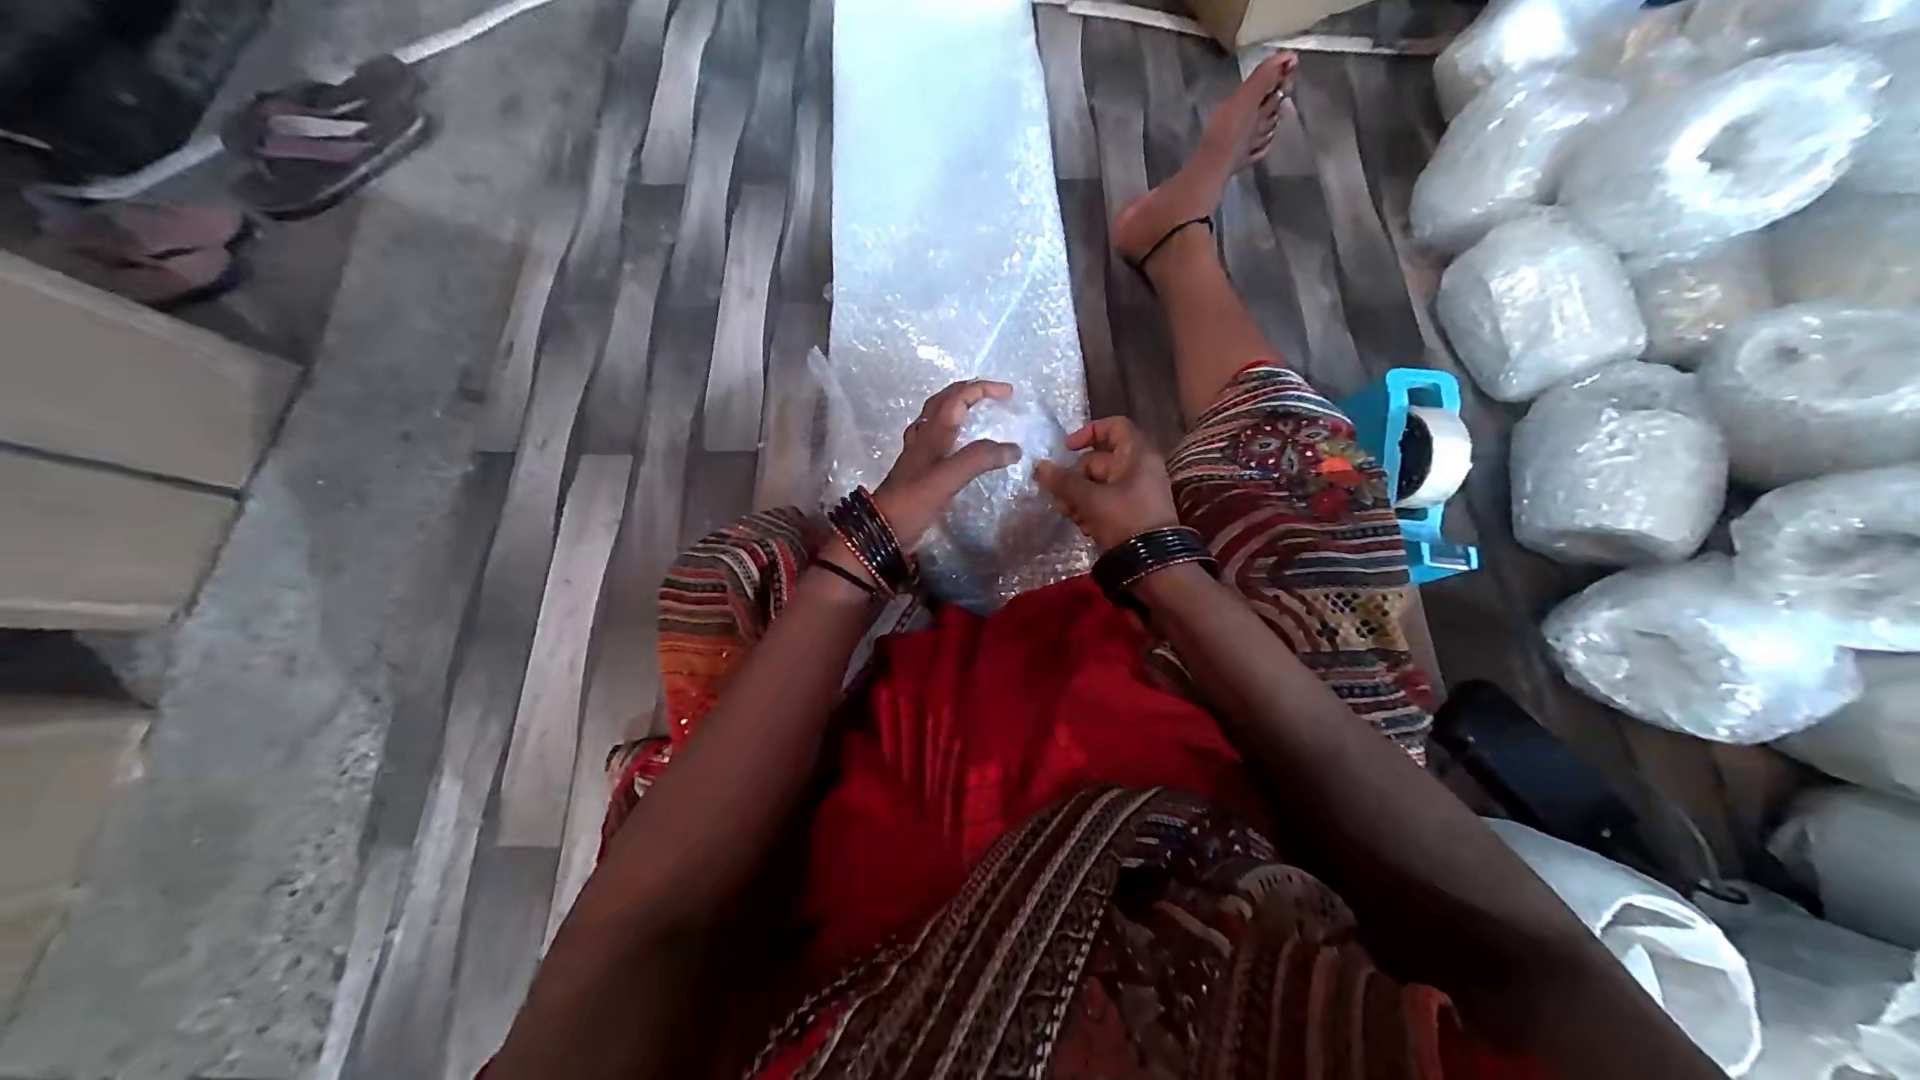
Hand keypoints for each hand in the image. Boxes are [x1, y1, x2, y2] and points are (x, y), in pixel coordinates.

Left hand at [869, 379, 1023, 548]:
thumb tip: (1013, 448)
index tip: (1009, 393)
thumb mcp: (948, 478)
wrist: (882, 529)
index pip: (957, 397)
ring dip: (957, 406)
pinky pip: (935, 439)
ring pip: (936, 418)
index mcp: (931, 434)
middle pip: (944, 401)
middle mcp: (924, 438)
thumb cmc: (913, 501)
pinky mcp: (918, 470)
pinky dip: (950, 431)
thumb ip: (979, 459)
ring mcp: (918, 454)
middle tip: (994, 394)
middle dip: (969, 391)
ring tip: (977, 410)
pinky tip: (956, 443)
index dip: (982, 389)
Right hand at [1034, 416, 1180, 550]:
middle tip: (1061, 499)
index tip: (1067, 449)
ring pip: (1098, 484)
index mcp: (1137, 455)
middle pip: (1098, 460)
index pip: (1114, 426)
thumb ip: (1064, 482)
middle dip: (1074, 479)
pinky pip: (1106, 501)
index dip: (1088, 432)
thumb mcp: (1090, 499)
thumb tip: (1040, 467)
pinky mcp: (1133, 510)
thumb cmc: (1125, 519)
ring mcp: (1137, 490)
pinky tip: (1083, 526)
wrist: (1153, 562)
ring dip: (1079, 498)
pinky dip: (1092, 510)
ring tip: (1070, 516)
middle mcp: (1139, 467)